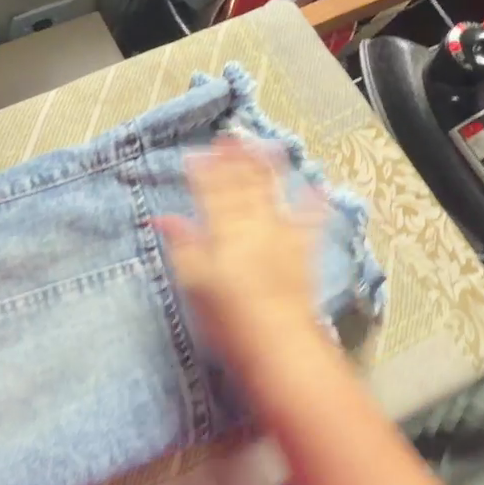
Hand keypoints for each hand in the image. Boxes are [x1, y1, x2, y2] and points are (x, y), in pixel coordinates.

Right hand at [156, 137, 337, 407]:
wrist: (280, 346)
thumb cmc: (231, 320)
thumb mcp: (194, 283)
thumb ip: (183, 245)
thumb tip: (164, 219)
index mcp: (223, 233)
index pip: (209, 193)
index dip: (202, 172)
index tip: (195, 154)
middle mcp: (253, 228)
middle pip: (241, 187)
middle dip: (234, 160)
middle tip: (230, 137)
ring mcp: (281, 239)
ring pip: (272, 195)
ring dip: (269, 169)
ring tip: (267, 145)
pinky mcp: (303, 254)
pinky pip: (311, 223)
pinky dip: (316, 204)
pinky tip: (320, 187)